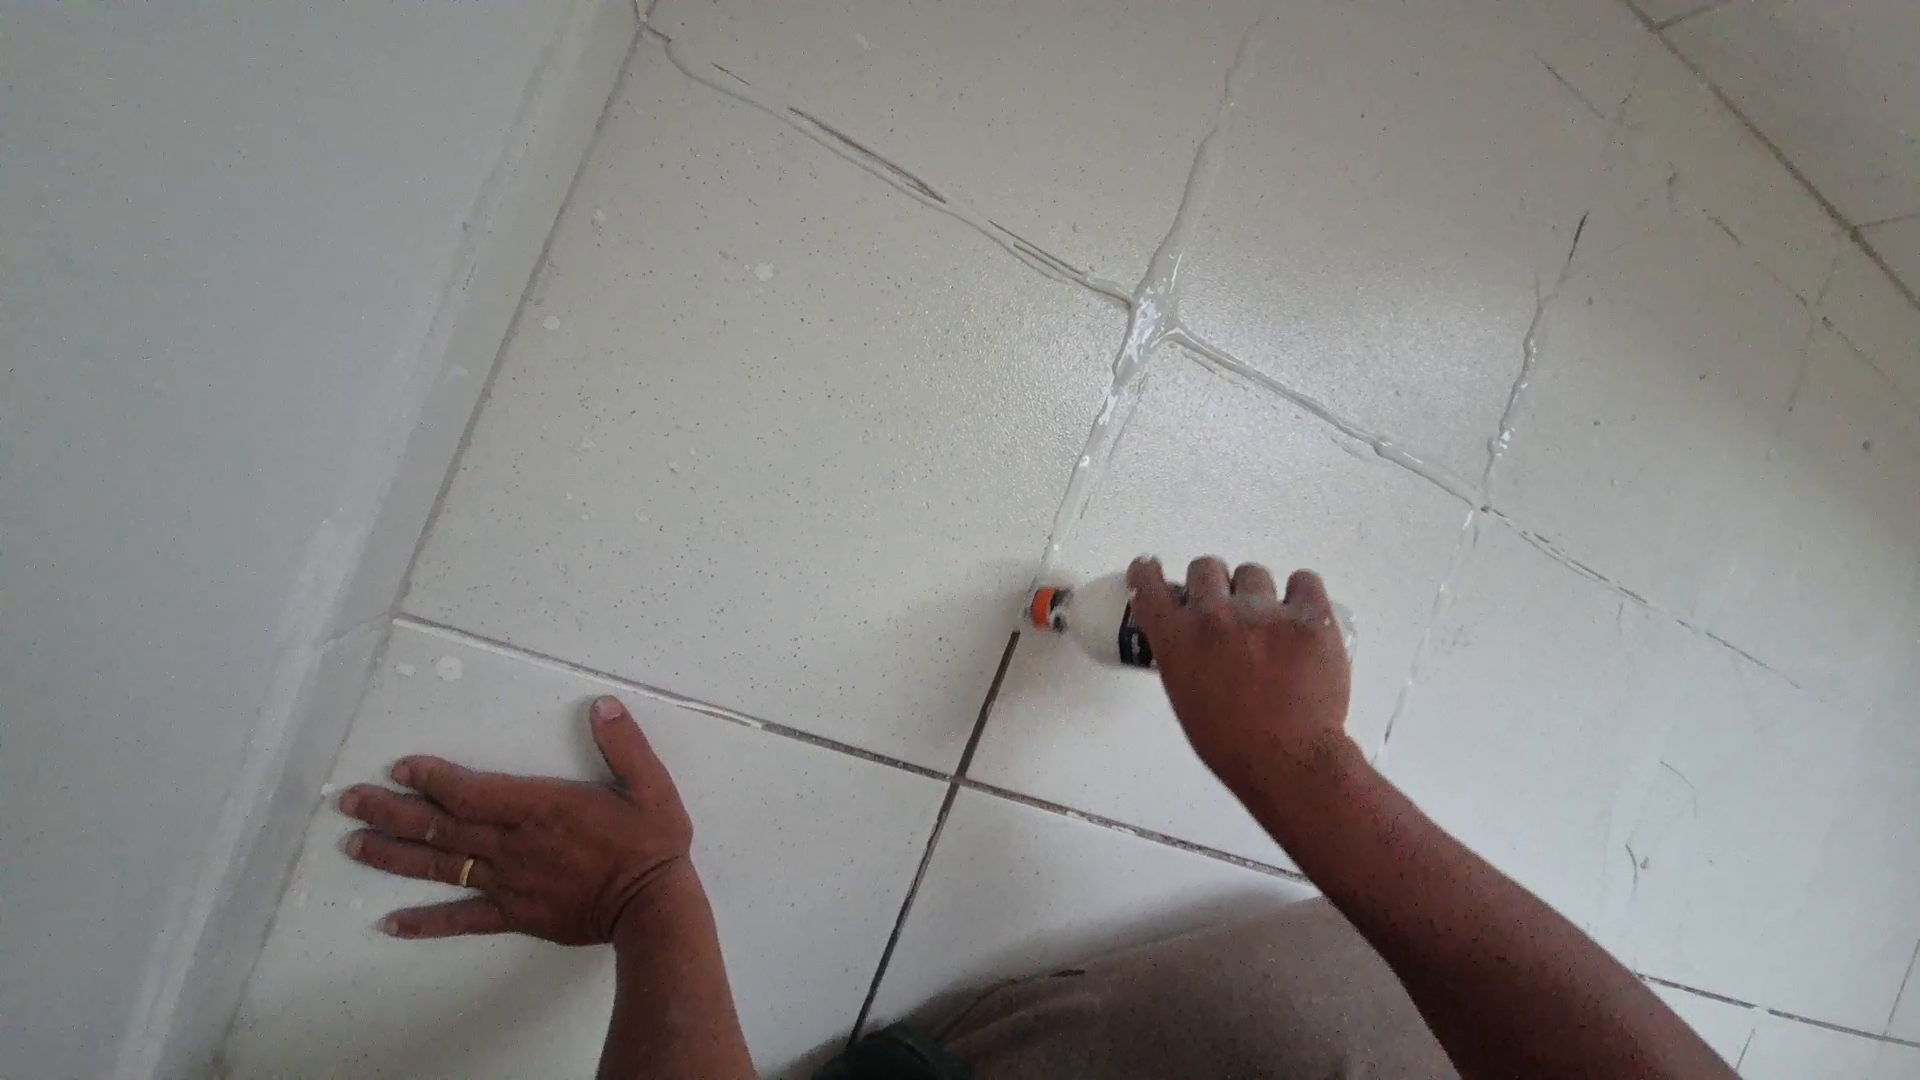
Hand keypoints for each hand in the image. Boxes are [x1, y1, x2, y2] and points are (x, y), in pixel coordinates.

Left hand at [338, 695, 691, 943]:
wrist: (652, 904)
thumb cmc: (651, 841)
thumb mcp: (651, 783)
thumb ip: (625, 743)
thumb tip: (602, 705)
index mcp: (542, 808)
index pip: (473, 791)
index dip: (433, 778)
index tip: (401, 767)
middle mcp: (514, 845)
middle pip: (443, 827)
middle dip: (392, 810)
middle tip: (349, 801)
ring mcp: (508, 884)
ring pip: (441, 867)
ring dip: (393, 854)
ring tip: (351, 845)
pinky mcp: (513, 916)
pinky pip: (461, 920)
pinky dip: (424, 922)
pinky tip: (391, 924)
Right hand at [1127, 556, 1355, 805]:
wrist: (1290, 761)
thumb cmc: (1228, 741)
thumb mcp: (1184, 694)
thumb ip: (1182, 655)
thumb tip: (1194, 638)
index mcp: (1176, 638)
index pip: (1150, 585)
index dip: (1148, 572)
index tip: (1150, 569)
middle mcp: (1213, 615)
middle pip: (1205, 567)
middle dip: (1211, 584)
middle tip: (1224, 609)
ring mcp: (1264, 613)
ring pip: (1253, 573)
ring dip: (1254, 592)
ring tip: (1267, 621)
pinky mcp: (1310, 617)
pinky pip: (1304, 581)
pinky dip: (1300, 594)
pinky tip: (1300, 615)